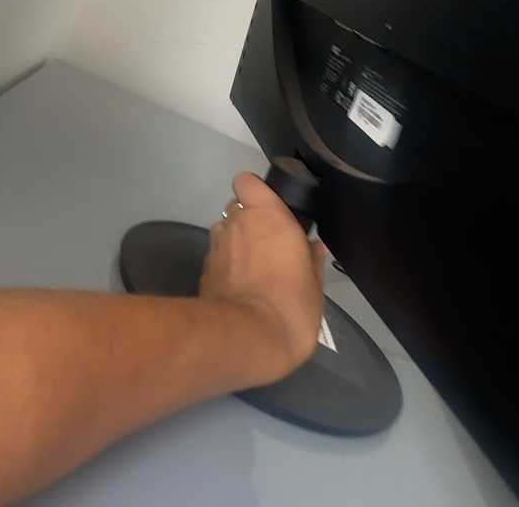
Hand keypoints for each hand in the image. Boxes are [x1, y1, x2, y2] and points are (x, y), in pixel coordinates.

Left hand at [199, 172, 326, 383]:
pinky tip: (239, 286)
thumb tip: (314, 246)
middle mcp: (237, 221)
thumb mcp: (314, 286)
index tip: (270, 207)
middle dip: (249, 220)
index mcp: (267, 215)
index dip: (255, 191)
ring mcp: (216, 244)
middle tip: (267, 245)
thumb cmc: (290, 306)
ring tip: (253, 270)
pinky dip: (226, 264)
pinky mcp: (204, 267)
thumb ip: (311, 259)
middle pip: (237, 208)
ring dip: (236, 242)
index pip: (247, 181)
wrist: (246, 337)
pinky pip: (217, 256)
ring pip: (225, 231)